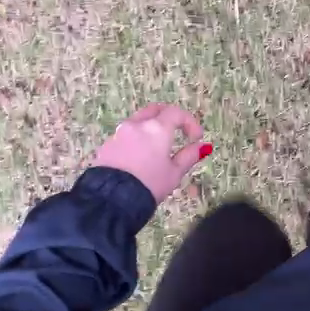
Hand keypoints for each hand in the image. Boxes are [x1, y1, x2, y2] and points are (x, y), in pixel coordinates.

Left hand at [92, 103, 211, 202]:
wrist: (112, 200)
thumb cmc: (149, 185)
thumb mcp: (174, 173)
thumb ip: (189, 156)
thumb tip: (202, 146)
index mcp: (157, 128)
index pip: (177, 113)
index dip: (190, 123)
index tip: (196, 138)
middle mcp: (137, 125)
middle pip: (155, 110)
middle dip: (168, 116)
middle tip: (177, 129)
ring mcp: (119, 133)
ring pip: (138, 121)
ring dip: (150, 128)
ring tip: (157, 147)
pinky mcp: (107, 145)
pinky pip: (125, 135)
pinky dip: (136, 139)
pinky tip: (139, 157)